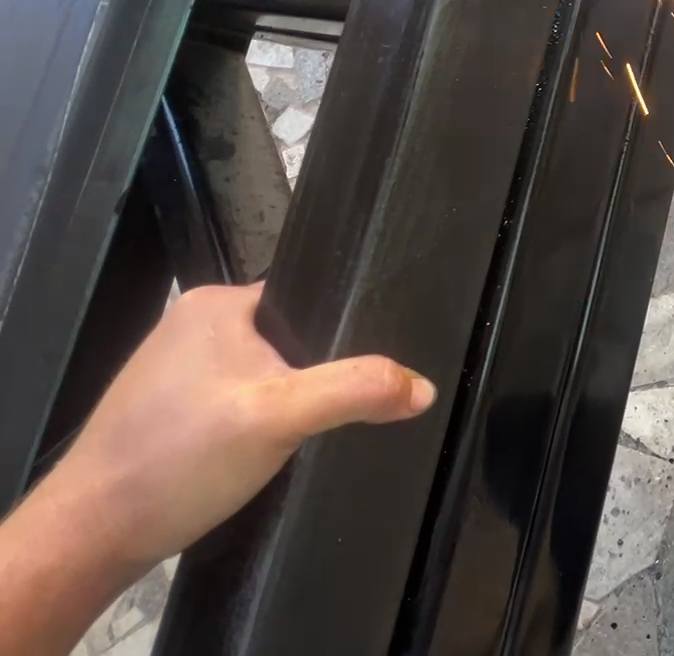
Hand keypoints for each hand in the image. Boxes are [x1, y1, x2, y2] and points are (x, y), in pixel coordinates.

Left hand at [32, 282, 433, 571]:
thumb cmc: (174, 460)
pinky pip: (259, 387)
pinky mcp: (185, 402)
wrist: (88, 542)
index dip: (358, 319)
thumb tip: (425, 388)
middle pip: (304, 329)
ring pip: (283, 362)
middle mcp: (202, 323)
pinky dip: (283, 406)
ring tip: (334, 410)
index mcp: (218, 303)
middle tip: (363, 388)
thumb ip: (358, 389)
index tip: (390, 349)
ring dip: (310, 386)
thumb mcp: (280, 416)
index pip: (316, 292)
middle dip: (336, 359)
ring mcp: (189, 363)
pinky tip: (295, 431)